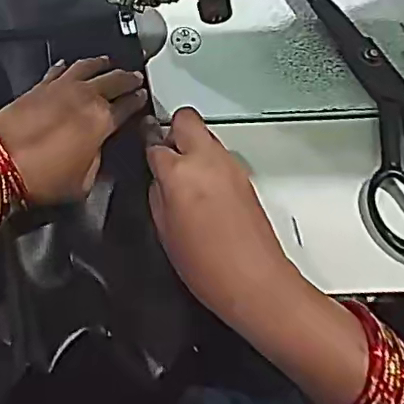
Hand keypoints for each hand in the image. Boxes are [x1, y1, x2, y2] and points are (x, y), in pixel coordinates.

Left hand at [0, 57, 148, 204]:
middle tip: (134, 77)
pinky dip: (69, 66)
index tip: (142, 98)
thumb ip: (97, 160)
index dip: (138, 101)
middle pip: (113, 80)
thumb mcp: (85, 181)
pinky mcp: (38, 87)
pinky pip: (59, 69)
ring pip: (88, 66)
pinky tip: (70, 65)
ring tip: (108, 63)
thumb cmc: (41, 176)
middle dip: (127, 78)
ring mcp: (60, 88)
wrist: (0, 162)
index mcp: (102, 120)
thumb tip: (96, 150)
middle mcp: (84, 97)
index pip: (128, 105)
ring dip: (102, 64)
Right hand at [146, 108, 300, 322]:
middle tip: (165, 152)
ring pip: (206, 135)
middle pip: (185, 119)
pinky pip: (221, 157)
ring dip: (193, 148)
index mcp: (179, 172)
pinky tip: (205, 193)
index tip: (147, 161)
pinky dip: (210, 166)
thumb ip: (156, 195)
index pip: (154, 144)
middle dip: (172, 130)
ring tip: (186, 179)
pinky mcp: (246, 178)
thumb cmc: (210, 267)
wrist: (256, 284)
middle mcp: (207, 161)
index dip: (148, 153)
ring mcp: (231, 167)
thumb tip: (157, 180)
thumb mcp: (163, 231)